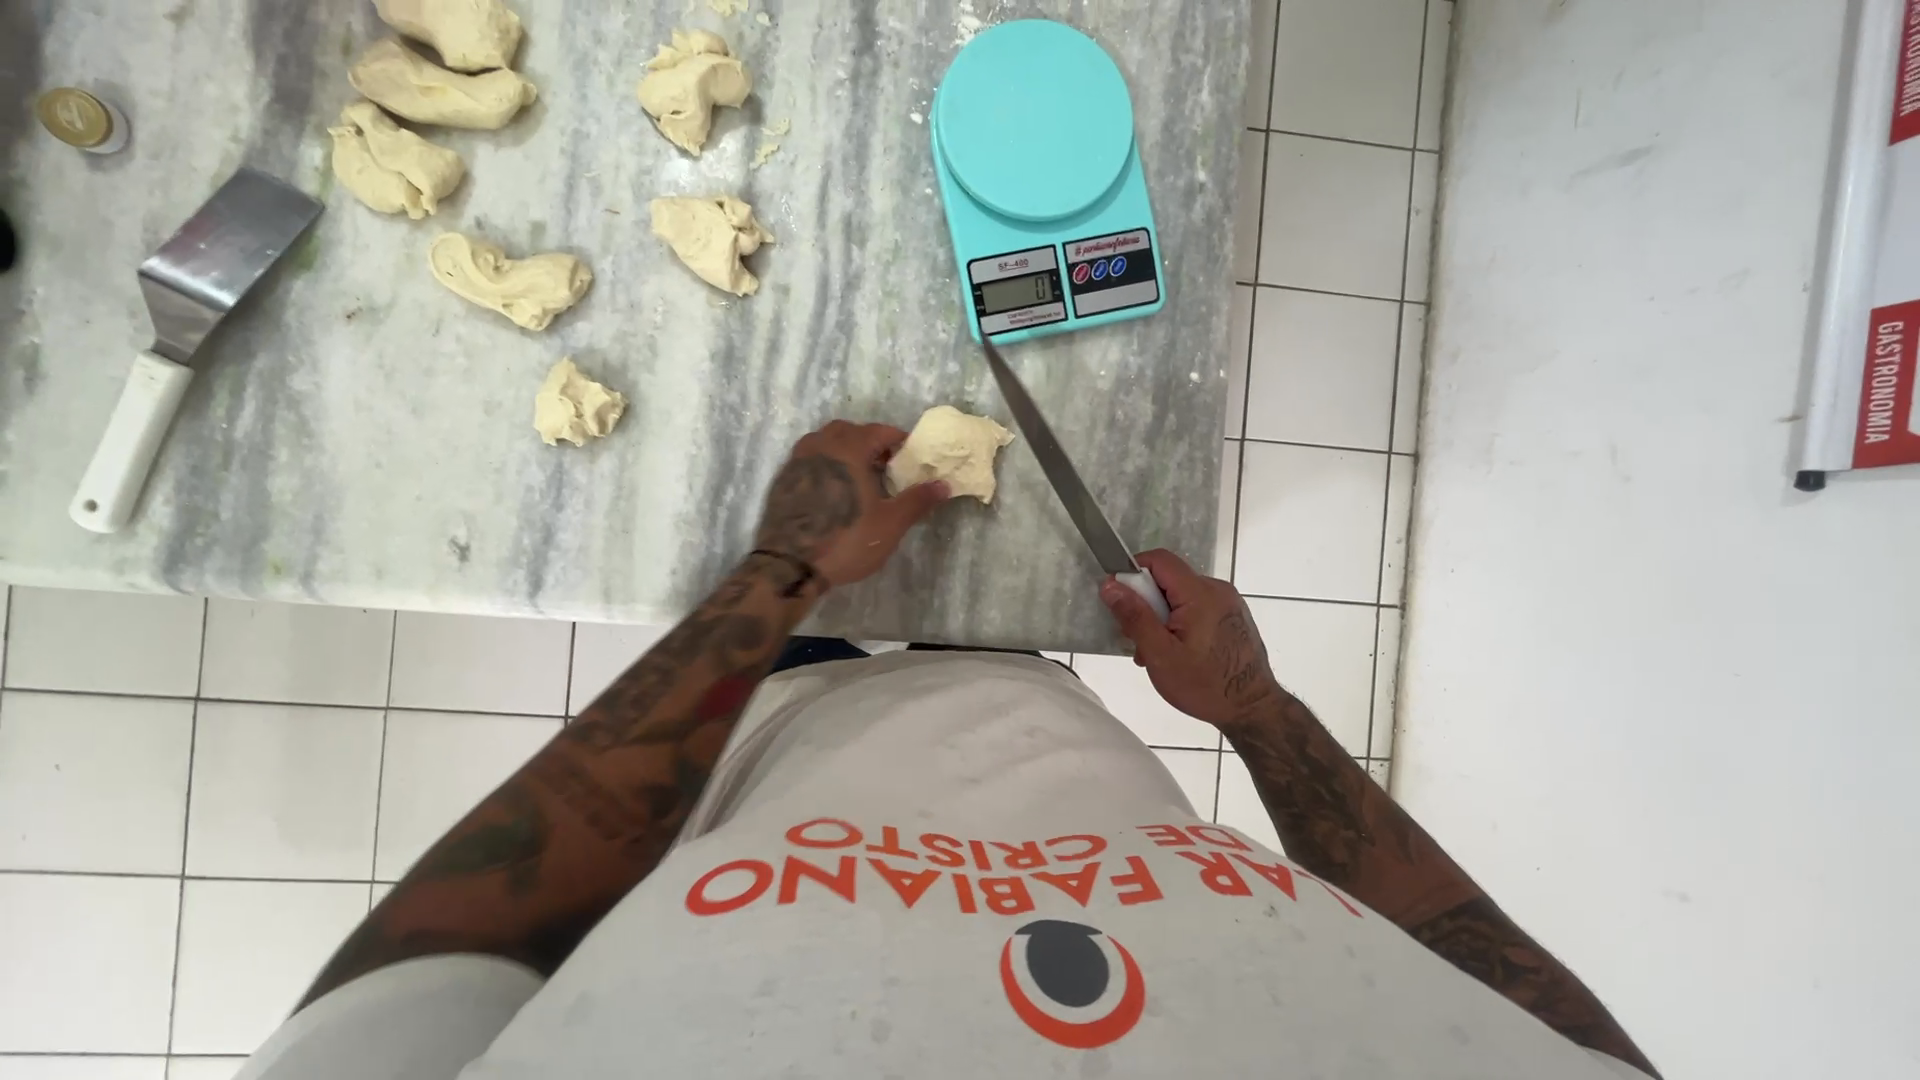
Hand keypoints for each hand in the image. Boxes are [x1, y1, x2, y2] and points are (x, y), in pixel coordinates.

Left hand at [752, 420, 949, 587]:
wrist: (790, 565)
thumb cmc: (846, 539)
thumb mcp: (890, 523)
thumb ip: (918, 500)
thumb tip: (944, 485)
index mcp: (848, 448)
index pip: (879, 431)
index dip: (897, 442)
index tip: (909, 458)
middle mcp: (820, 446)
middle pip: (849, 432)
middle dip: (870, 443)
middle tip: (886, 467)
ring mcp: (797, 461)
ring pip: (825, 443)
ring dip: (845, 452)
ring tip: (860, 478)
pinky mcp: (783, 480)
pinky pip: (810, 461)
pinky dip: (826, 466)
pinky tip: (835, 492)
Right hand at [1100, 549, 1284, 731]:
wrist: (1253, 710)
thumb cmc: (1204, 685)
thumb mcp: (1160, 654)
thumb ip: (1134, 616)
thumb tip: (1110, 585)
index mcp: (1200, 594)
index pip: (1159, 560)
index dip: (1133, 571)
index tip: (1119, 600)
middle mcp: (1217, 589)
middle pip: (1169, 579)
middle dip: (1145, 603)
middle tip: (1137, 639)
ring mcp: (1228, 603)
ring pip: (1181, 596)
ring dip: (1161, 618)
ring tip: (1157, 654)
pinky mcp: (1232, 617)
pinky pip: (1196, 607)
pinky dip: (1179, 623)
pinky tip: (1177, 653)